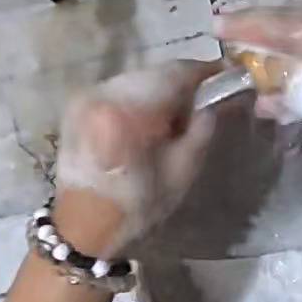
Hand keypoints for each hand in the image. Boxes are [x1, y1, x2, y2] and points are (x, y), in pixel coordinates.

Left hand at [53, 60, 217, 256]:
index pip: (174, 73)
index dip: (203, 71)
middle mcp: (101, 94)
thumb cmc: (137, 208)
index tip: (225, 76)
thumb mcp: (182, 171)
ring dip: (159, 90)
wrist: (84, 229)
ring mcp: (85, 97)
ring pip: (135, 78)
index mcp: (126, 113)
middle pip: (153, 73)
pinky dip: (138, 98)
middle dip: (181, 83)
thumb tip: (215, 100)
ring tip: (174, 117)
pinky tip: (148, 121)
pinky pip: (118, 89)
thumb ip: (203, 128)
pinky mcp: (76, 105)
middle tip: (203, 102)